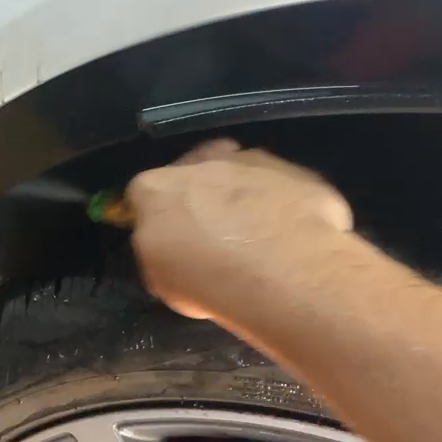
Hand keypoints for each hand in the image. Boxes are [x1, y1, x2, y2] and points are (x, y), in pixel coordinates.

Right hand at [125, 139, 355, 319]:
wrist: (284, 274)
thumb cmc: (205, 279)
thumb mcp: (159, 278)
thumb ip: (158, 249)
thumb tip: (171, 247)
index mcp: (156, 188)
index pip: (143, 193)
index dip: (153, 214)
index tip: (165, 236)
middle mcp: (201, 163)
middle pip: (193, 171)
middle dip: (199, 195)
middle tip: (210, 231)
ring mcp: (253, 162)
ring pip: (240, 172)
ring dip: (241, 195)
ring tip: (254, 235)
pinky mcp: (298, 171)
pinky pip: (280, 185)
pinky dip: (280, 203)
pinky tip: (287, 235)